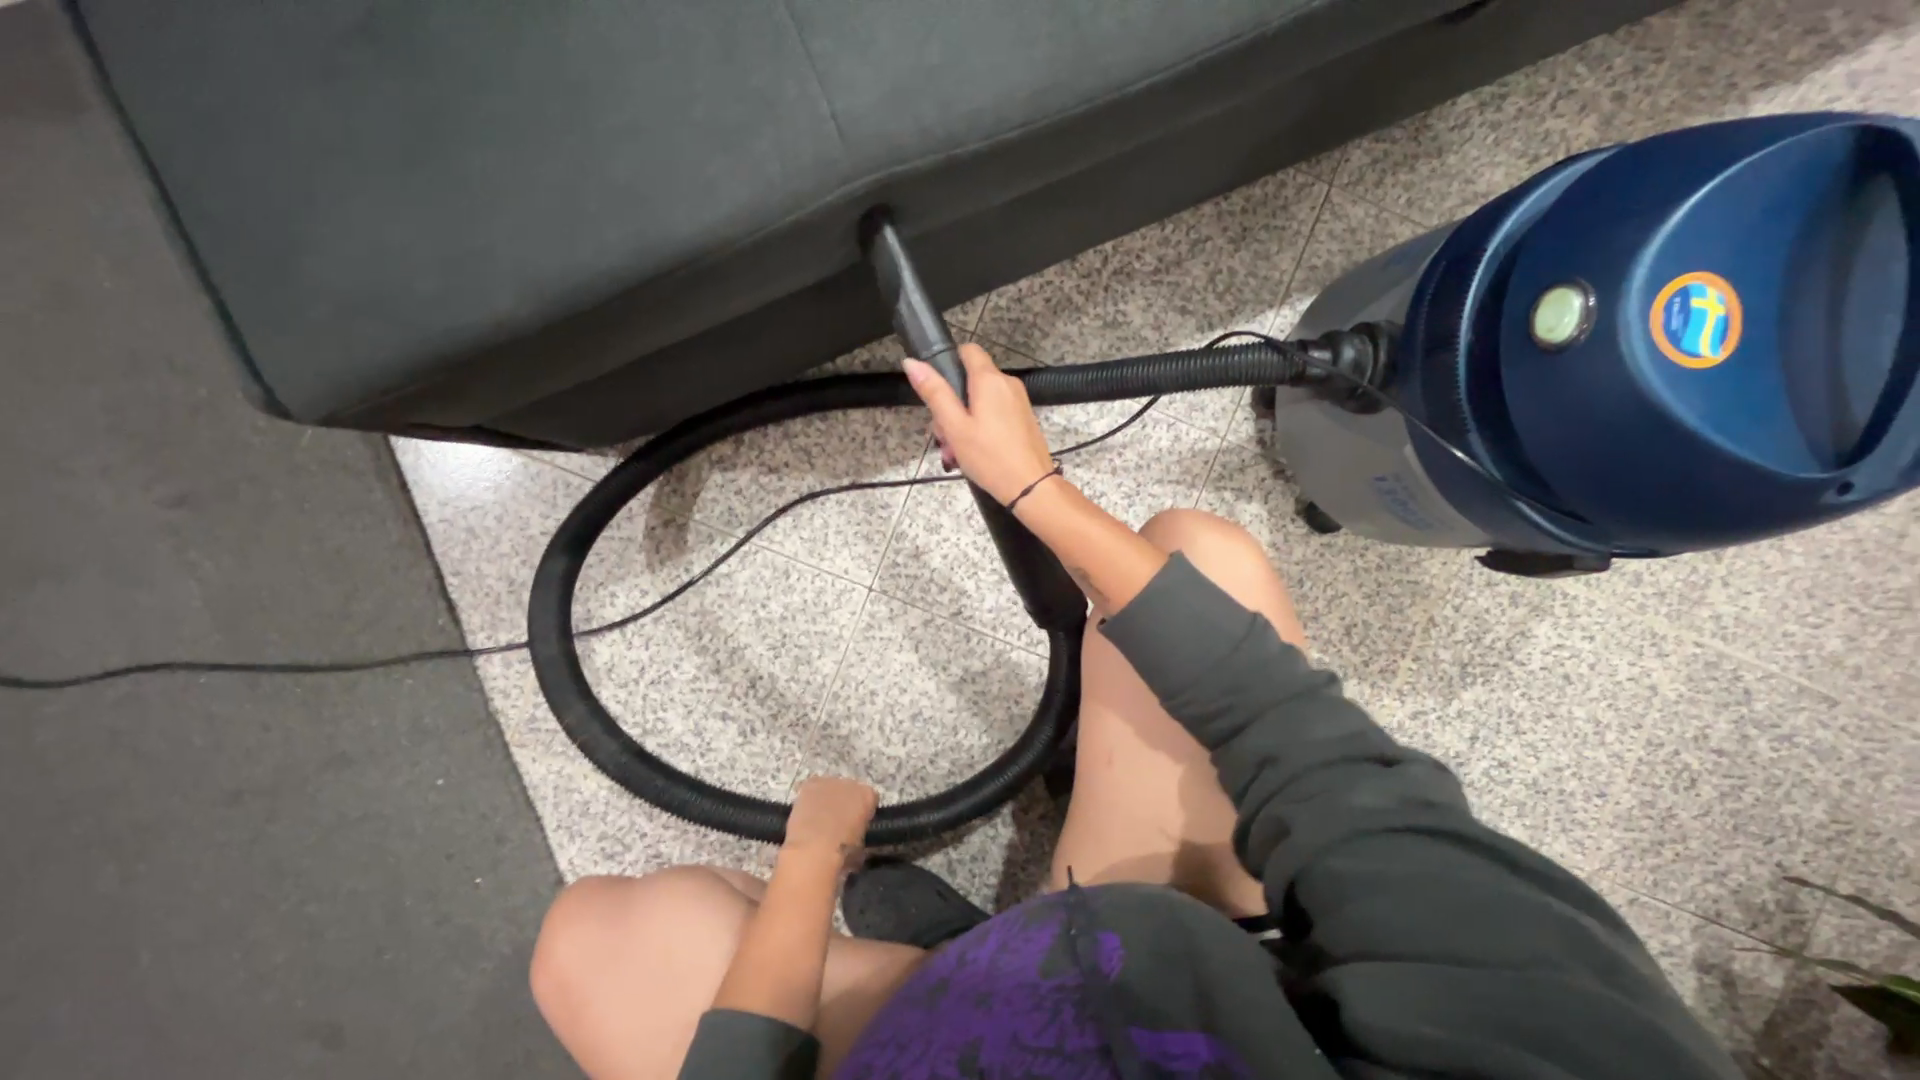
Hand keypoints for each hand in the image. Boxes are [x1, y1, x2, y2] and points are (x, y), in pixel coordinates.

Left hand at [784, 776, 877, 863]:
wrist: (814, 849)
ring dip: (827, 798)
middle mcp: (851, 783)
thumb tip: (853, 832)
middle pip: (849, 789)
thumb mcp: (861, 843)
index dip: (862, 811)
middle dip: (844, 802)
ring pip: (830, 787)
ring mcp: (830, 781)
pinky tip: (806, 813)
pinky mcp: (810, 784)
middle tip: (837, 821)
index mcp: (868, 796)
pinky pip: (812, 788)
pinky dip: (811, 798)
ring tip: (818, 818)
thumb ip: (859, 829)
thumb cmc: (842, 851)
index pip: (870, 798)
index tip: (856, 822)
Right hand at [903, 344, 1056, 505]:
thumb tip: (912, 363)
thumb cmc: (990, 457)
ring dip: (964, 421)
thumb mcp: (955, 427)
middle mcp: (1007, 383)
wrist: (1032, 486)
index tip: (937, 390)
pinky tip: (973, 453)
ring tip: (955, 452)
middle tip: (944, 435)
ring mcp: (1018, 401)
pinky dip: (981, 427)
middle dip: (952, 404)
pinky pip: (996, 413)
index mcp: (989, 379)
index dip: (949, 364)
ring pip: (982, 400)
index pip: (967, 350)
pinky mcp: (1024, 418)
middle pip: (971, 380)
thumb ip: (934, 393)